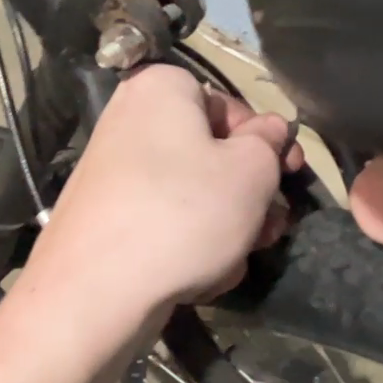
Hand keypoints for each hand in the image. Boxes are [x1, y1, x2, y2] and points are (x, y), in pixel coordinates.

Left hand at [19, 65, 303, 322]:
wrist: (93, 293)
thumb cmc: (183, 214)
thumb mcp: (251, 172)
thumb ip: (269, 143)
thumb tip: (269, 129)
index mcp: (161, 89)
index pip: (232, 106)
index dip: (266, 144)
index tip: (289, 177)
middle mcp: (131, 120)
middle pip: (212, 153)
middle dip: (249, 194)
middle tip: (271, 227)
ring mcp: (114, 172)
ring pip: (194, 194)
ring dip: (226, 226)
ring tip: (235, 259)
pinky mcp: (107, 218)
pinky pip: (164, 221)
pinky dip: (188, 244)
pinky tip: (200, 276)